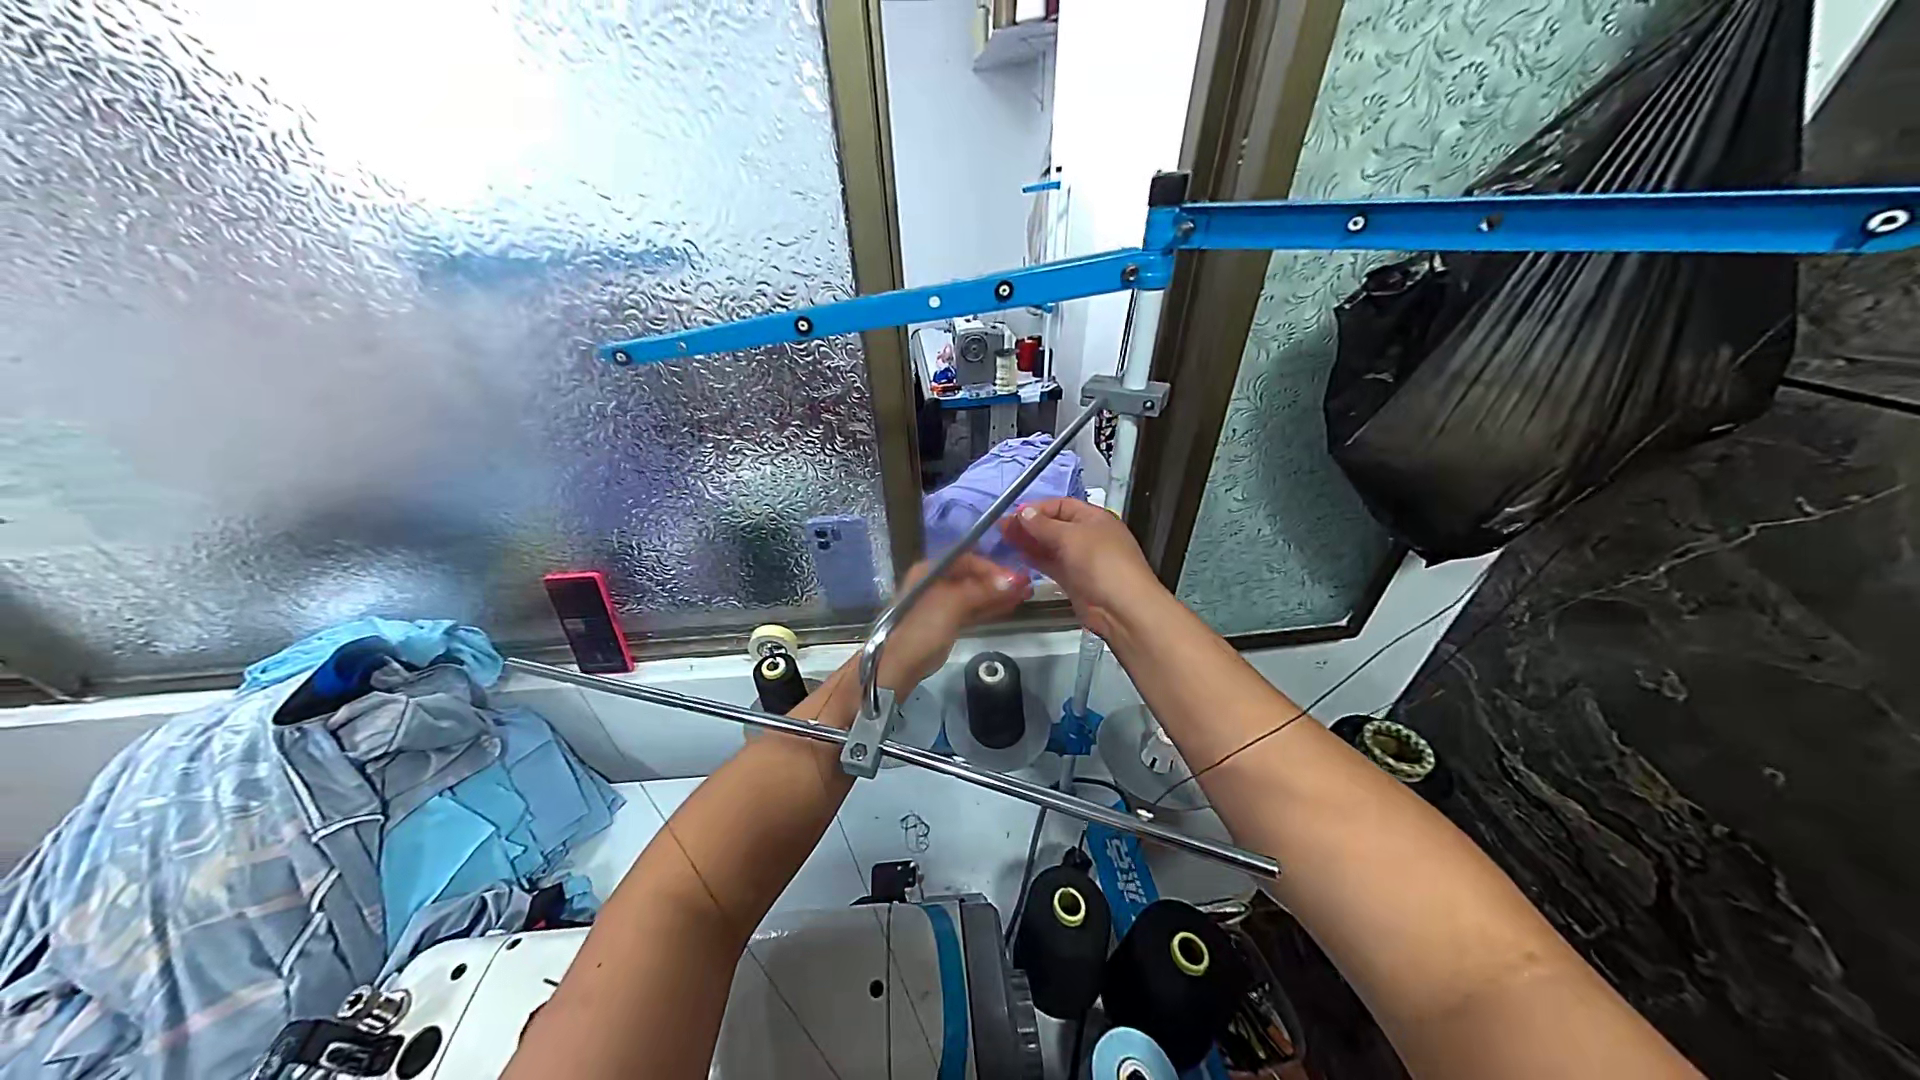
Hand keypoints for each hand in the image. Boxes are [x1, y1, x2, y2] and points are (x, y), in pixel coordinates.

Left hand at [876, 554, 1030, 690]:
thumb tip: (1014, 580)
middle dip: (998, 581)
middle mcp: (934, 582)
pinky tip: (1008, 607)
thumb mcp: (952, 604)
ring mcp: (939, 603)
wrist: (897, 666)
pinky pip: (970, 609)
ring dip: (997, 594)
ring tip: (1024, 596)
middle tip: (1026, 586)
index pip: (967, 559)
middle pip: (971, 576)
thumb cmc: (922, 629)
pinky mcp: (944, 623)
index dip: (992, 567)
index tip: (1015, 578)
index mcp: (929, 571)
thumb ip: (983, 590)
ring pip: (973, 594)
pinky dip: (988, 608)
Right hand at [1000, 497, 1162, 639]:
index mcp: (1094, 518)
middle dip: (1029, 525)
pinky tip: (1017, 557)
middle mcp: (1087, 536)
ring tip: (1003, 541)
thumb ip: (1043, 524)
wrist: (1121, 607)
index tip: (1013, 513)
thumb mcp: (1070, 536)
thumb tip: (1023, 512)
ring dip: (1029, 542)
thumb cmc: (1101, 564)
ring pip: (1050, 546)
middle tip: (1002, 528)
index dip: (1037, 508)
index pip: (1061, 505)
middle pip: (1054, 525)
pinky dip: (1035, 560)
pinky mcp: (1073, 580)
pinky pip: (1050, 565)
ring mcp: (1080, 559)